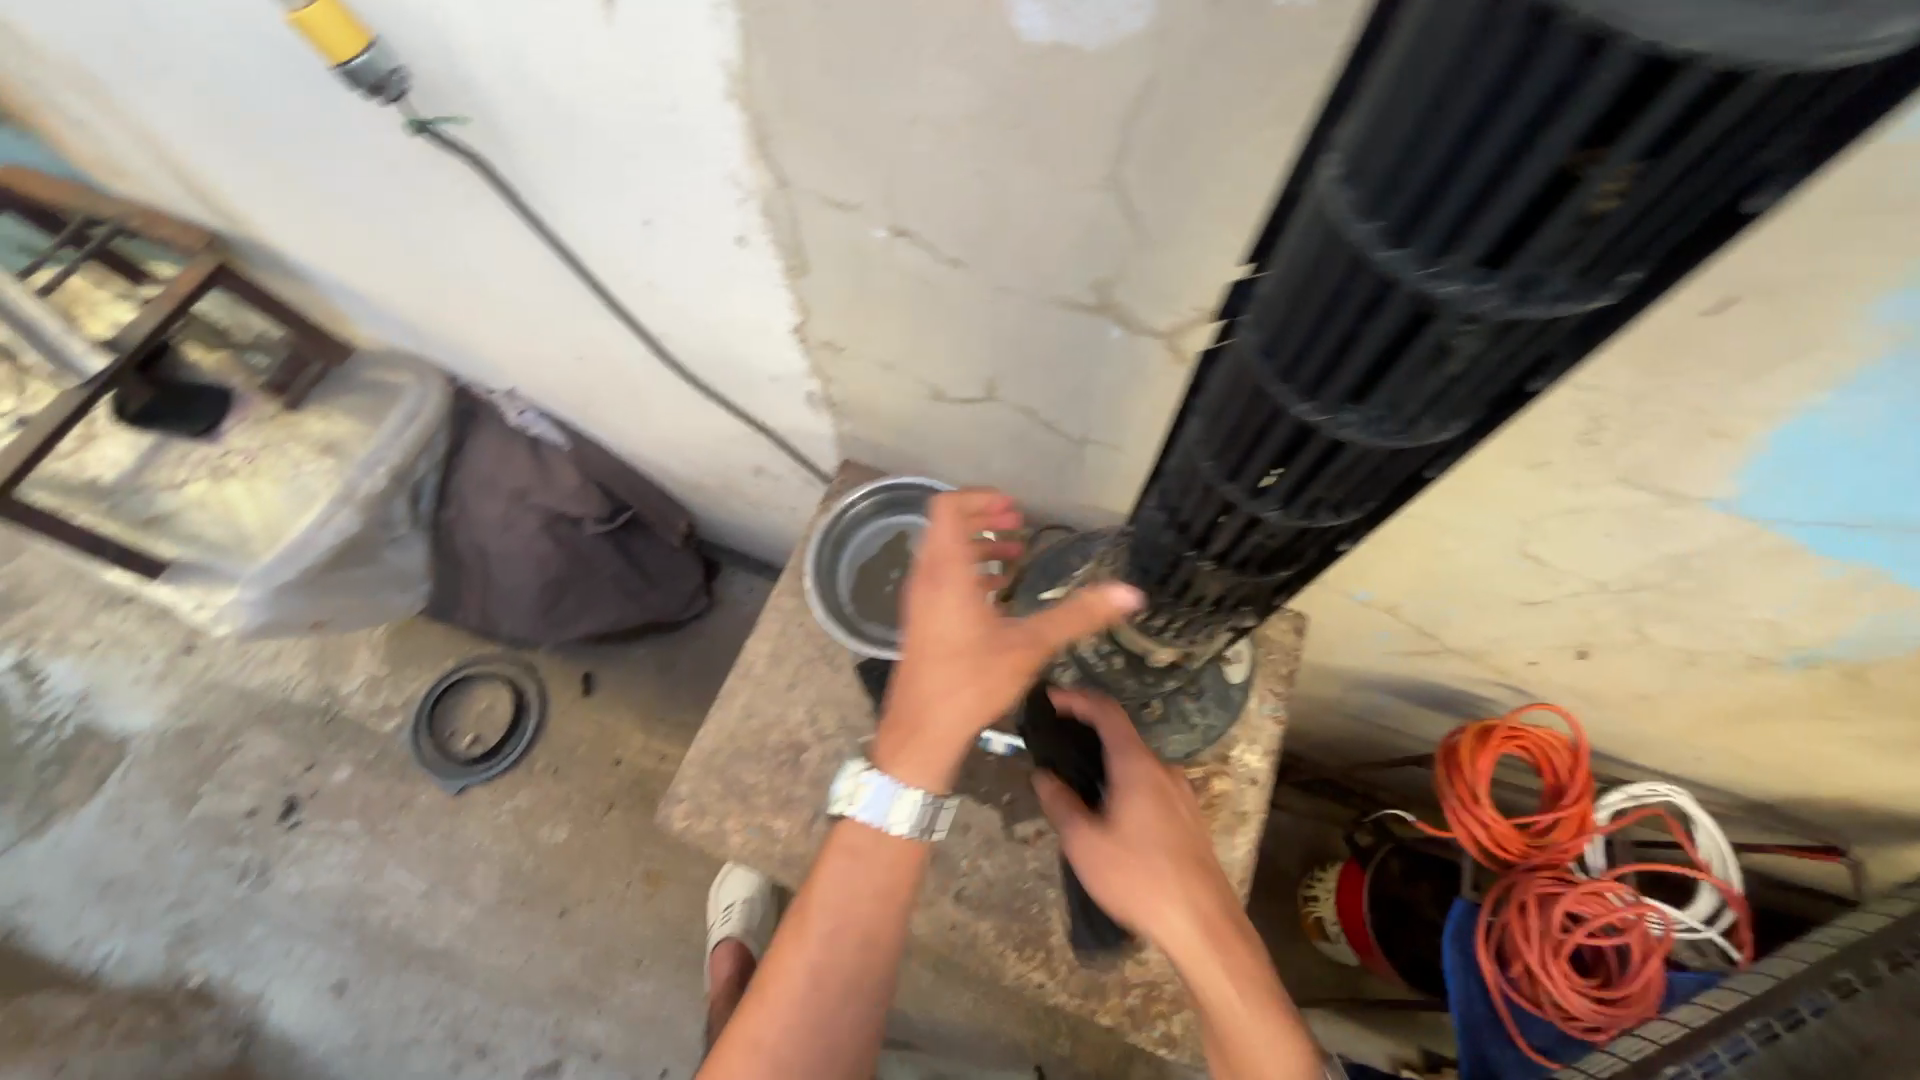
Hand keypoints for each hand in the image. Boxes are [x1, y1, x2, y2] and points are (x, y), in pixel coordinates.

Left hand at [873, 489, 1142, 792]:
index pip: (947, 507)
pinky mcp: (919, 620)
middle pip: (946, 526)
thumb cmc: (972, 681)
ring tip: (1015, 558)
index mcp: (947, 571)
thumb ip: (1078, 615)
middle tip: (1019, 526)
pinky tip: (997, 595)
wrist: (921, 729)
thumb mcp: (1030, 645)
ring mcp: (918, 599)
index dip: (979, 498)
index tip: (1014, 508)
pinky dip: (967, 572)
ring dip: (977, 548)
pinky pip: (940, 578)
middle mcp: (926, 577)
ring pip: (943, 553)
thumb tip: (1130, 594)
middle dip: (984, 519)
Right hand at [1031, 688, 1240, 955]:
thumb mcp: (1084, 844)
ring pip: (1136, 765)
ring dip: (1105, 765)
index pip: (1106, 711)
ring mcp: (1181, 793)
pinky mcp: (1189, 817)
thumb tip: (1044, 776)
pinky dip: (1123, 784)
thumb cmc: (1139, 878)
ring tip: (1076, 786)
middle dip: (1086, 736)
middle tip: (1055, 749)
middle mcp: (1163, 770)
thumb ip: (1060, 803)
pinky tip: (1108, 815)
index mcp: (1137, 765)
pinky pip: (1150, 786)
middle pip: (1121, 737)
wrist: (1204, 924)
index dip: (1076, 699)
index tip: (1050, 700)